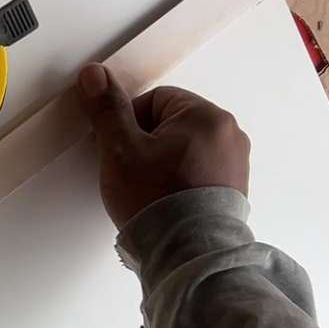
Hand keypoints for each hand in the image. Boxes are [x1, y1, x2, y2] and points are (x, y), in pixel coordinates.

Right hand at [75, 63, 249, 230]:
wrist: (186, 252)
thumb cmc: (156, 201)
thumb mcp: (120, 149)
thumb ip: (107, 110)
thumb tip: (95, 75)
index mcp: (205, 117)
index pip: (155, 101)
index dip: (128, 124)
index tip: (119, 149)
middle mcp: (228, 135)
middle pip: (170, 125)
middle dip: (146, 145)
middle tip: (132, 172)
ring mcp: (233, 163)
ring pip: (183, 150)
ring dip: (162, 164)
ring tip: (148, 190)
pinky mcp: (232, 189)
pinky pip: (197, 173)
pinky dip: (178, 183)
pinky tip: (163, 201)